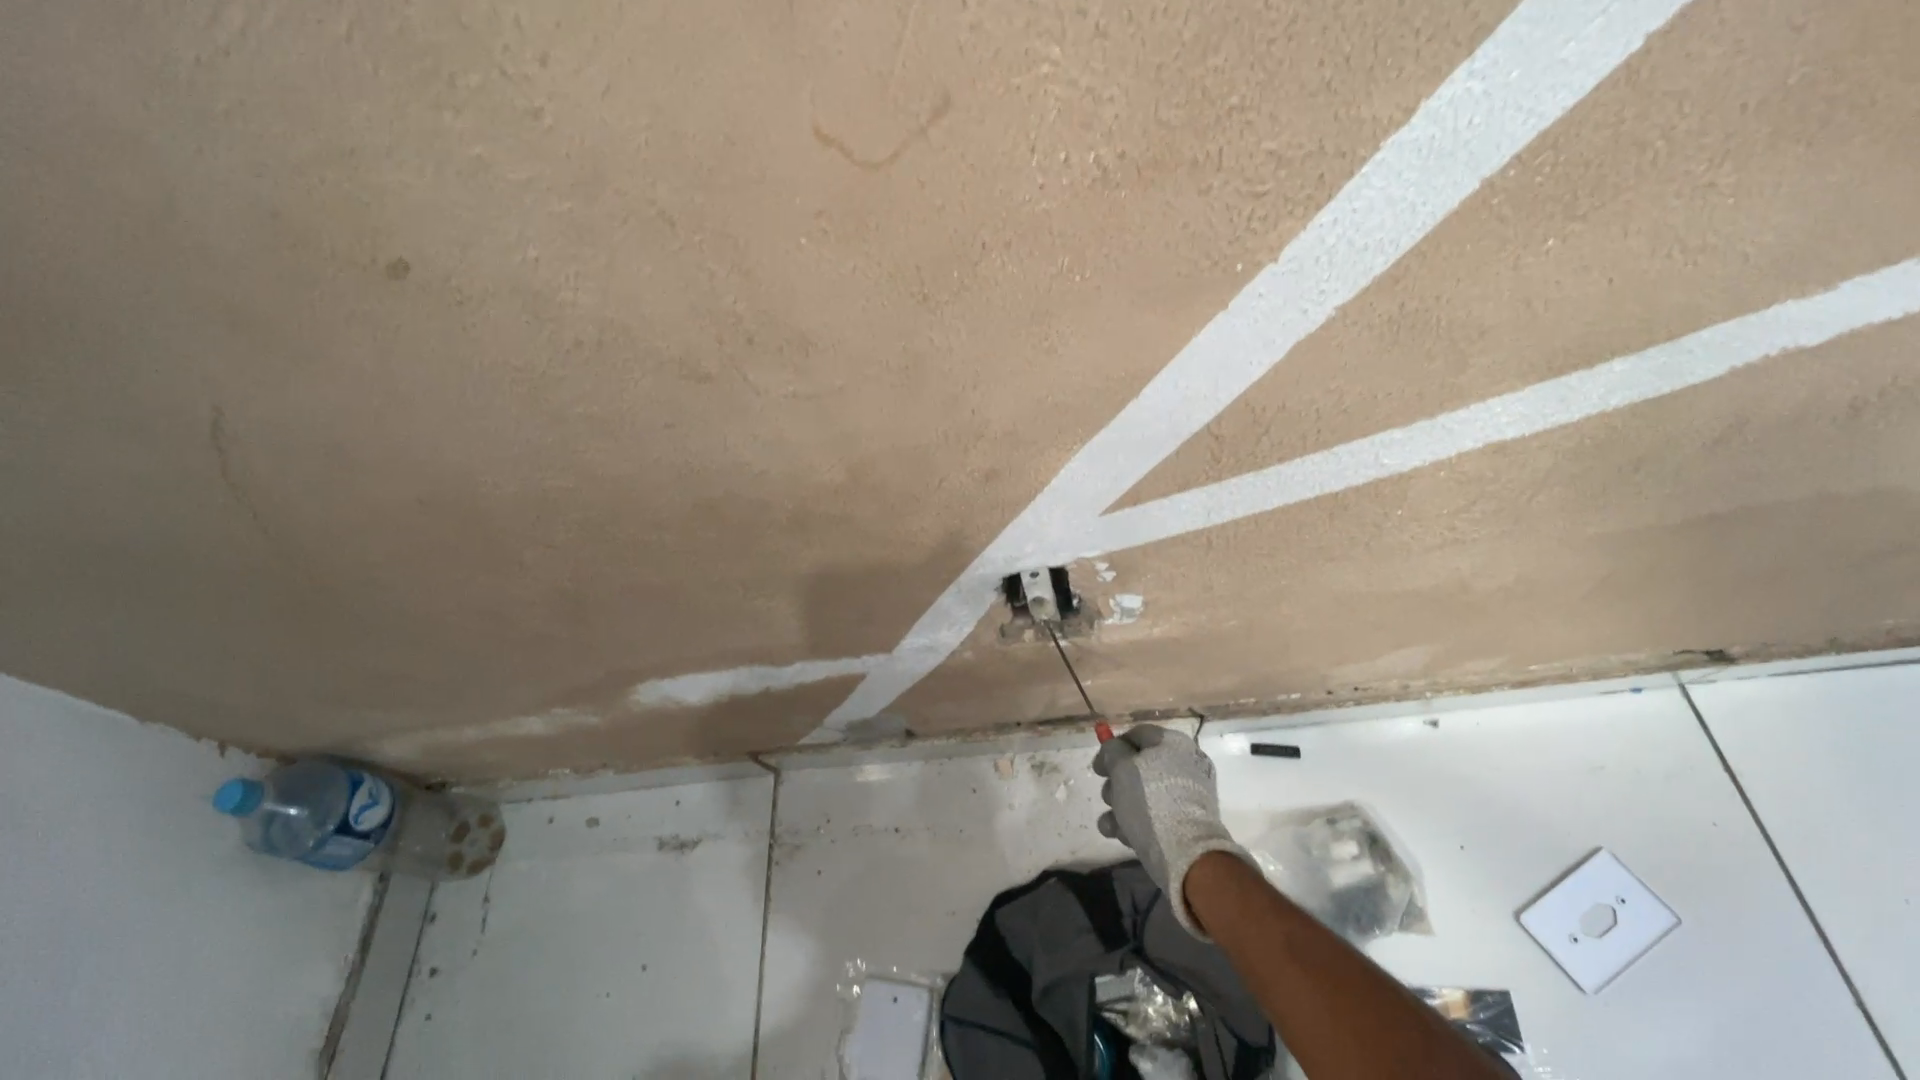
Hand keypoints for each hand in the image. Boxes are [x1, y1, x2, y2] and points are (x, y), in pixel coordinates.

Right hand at [1093, 724, 1254, 938]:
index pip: (1138, 735)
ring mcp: (1183, 795)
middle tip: (1108, 796)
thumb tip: (1114, 748)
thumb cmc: (1151, 800)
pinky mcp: (1181, 821)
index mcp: (1173, 745)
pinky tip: (1120, 834)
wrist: (1184, 850)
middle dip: (1115, 783)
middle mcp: (1181, 765)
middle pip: (1137, 766)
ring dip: (1119, 807)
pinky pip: (1150, 814)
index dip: (1114, 747)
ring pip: (1139, 793)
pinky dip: (1133, 822)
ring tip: (1112, 823)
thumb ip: (1113, 751)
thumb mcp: (1123, 767)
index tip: (1098, 767)